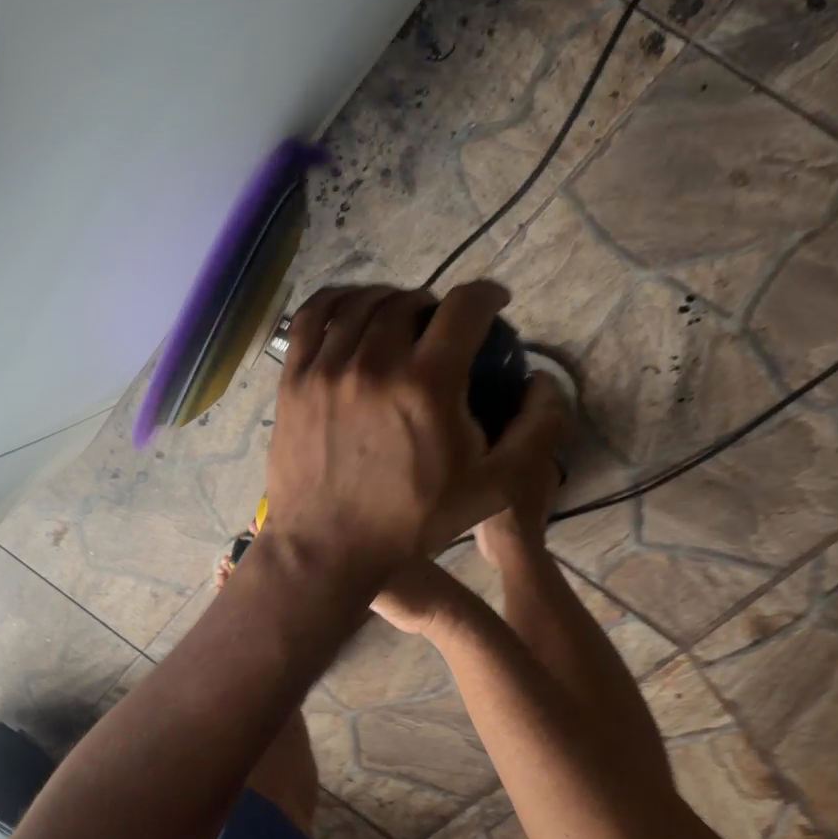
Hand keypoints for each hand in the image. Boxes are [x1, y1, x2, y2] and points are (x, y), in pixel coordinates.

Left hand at [261, 281, 560, 605]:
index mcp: (426, 384)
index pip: (463, 307)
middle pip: (408, 302)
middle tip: (442, 325)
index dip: (487, 295)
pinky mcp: (293, 378)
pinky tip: (350, 305)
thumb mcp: (497, 487)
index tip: (494, 303)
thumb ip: (537, 430)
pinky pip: (310, 317)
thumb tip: (544, 380)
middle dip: (435, 304)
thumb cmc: (414, 519)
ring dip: (389, 299)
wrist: (328, 543)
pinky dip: (334, 299)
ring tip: (401, 316)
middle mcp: (373, 363)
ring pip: (360, 305)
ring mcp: (326, 368)